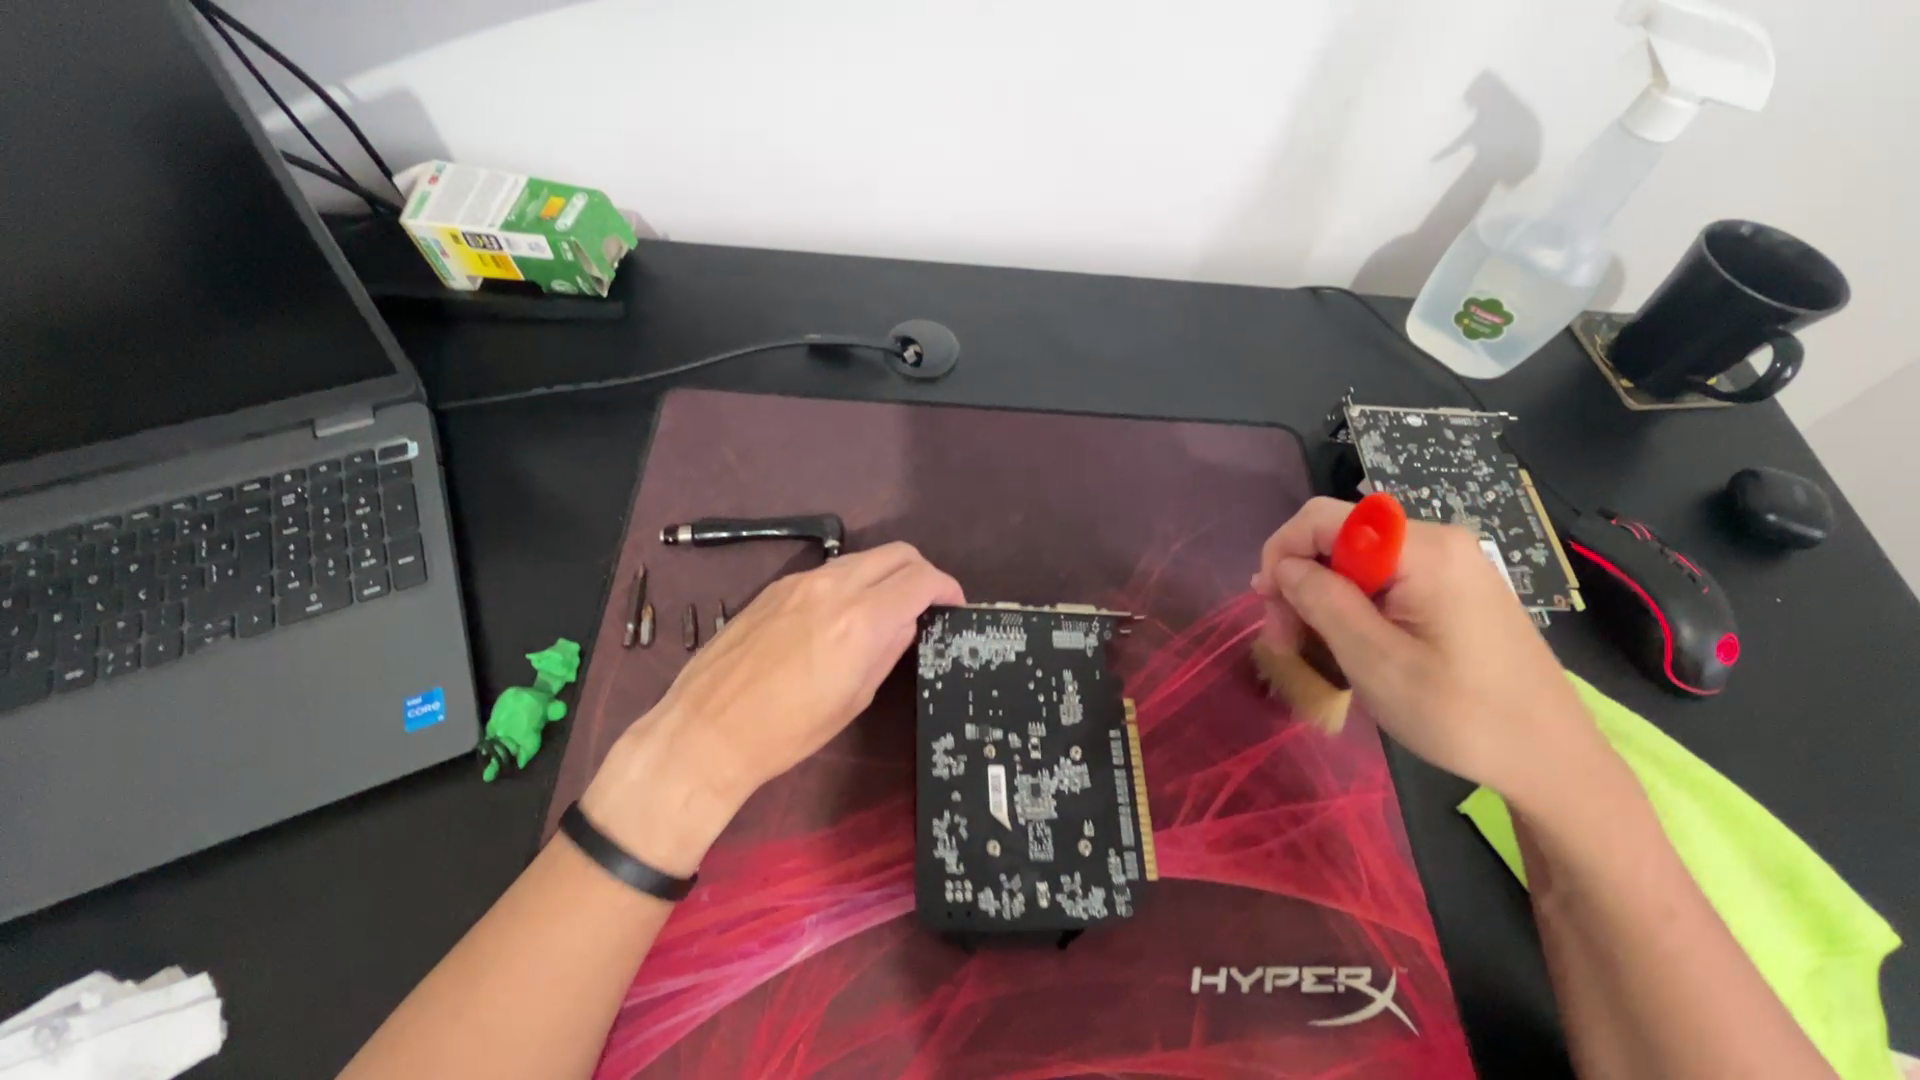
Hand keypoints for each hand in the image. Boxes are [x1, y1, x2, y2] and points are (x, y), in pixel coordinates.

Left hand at [582, 543, 963, 874]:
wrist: (707, 730)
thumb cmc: (787, 731)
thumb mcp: (854, 699)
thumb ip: (887, 650)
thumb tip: (905, 622)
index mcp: (861, 619)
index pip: (921, 579)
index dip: (947, 588)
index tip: (954, 605)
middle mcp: (833, 586)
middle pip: (897, 553)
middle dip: (922, 573)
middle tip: (927, 604)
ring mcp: (800, 581)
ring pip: (862, 558)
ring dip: (885, 575)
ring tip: (885, 611)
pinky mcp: (775, 587)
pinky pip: (829, 570)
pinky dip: (852, 582)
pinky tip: (842, 616)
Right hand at [1251, 497, 1598, 797]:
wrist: (1550, 759)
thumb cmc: (1459, 714)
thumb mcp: (1375, 660)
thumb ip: (1322, 601)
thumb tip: (1283, 566)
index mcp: (1424, 549)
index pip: (1324, 518)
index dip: (1282, 552)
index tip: (1266, 605)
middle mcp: (1440, 542)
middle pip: (1340, 539)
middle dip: (1301, 583)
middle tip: (1283, 643)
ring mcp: (1453, 566)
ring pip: (1358, 563)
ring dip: (1323, 600)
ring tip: (1311, 651)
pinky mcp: (1457, 591)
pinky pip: (1387, 581)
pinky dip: (1354, 608)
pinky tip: (1350, 647)